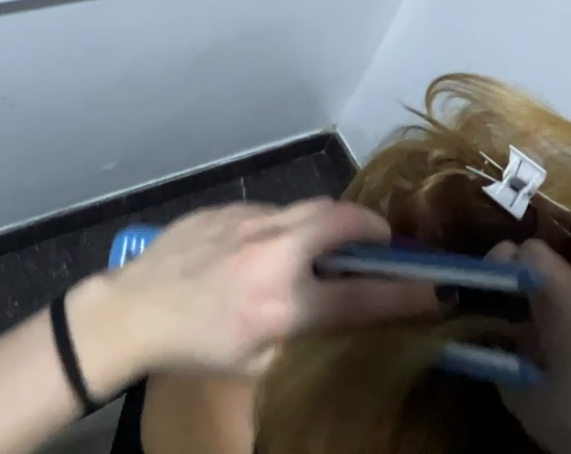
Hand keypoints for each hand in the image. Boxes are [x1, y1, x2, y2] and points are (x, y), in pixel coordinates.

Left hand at [75, 198, 437, 381]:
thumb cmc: (197, 346)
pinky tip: (269, 249)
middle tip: (381, 244)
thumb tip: (346, 313)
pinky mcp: (230, 206)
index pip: (361, 295)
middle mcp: (272, 253)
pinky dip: (288, 226)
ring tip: (327, 245)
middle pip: (342, 221)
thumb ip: (306, 336)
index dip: (406, 294)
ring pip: (310, 208)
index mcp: (282, 305)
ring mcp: (249, 221)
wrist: (135, 307)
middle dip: (372, 229)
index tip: (435, 290)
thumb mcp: (257, 363)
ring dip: (330, 224)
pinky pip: (274, 211)